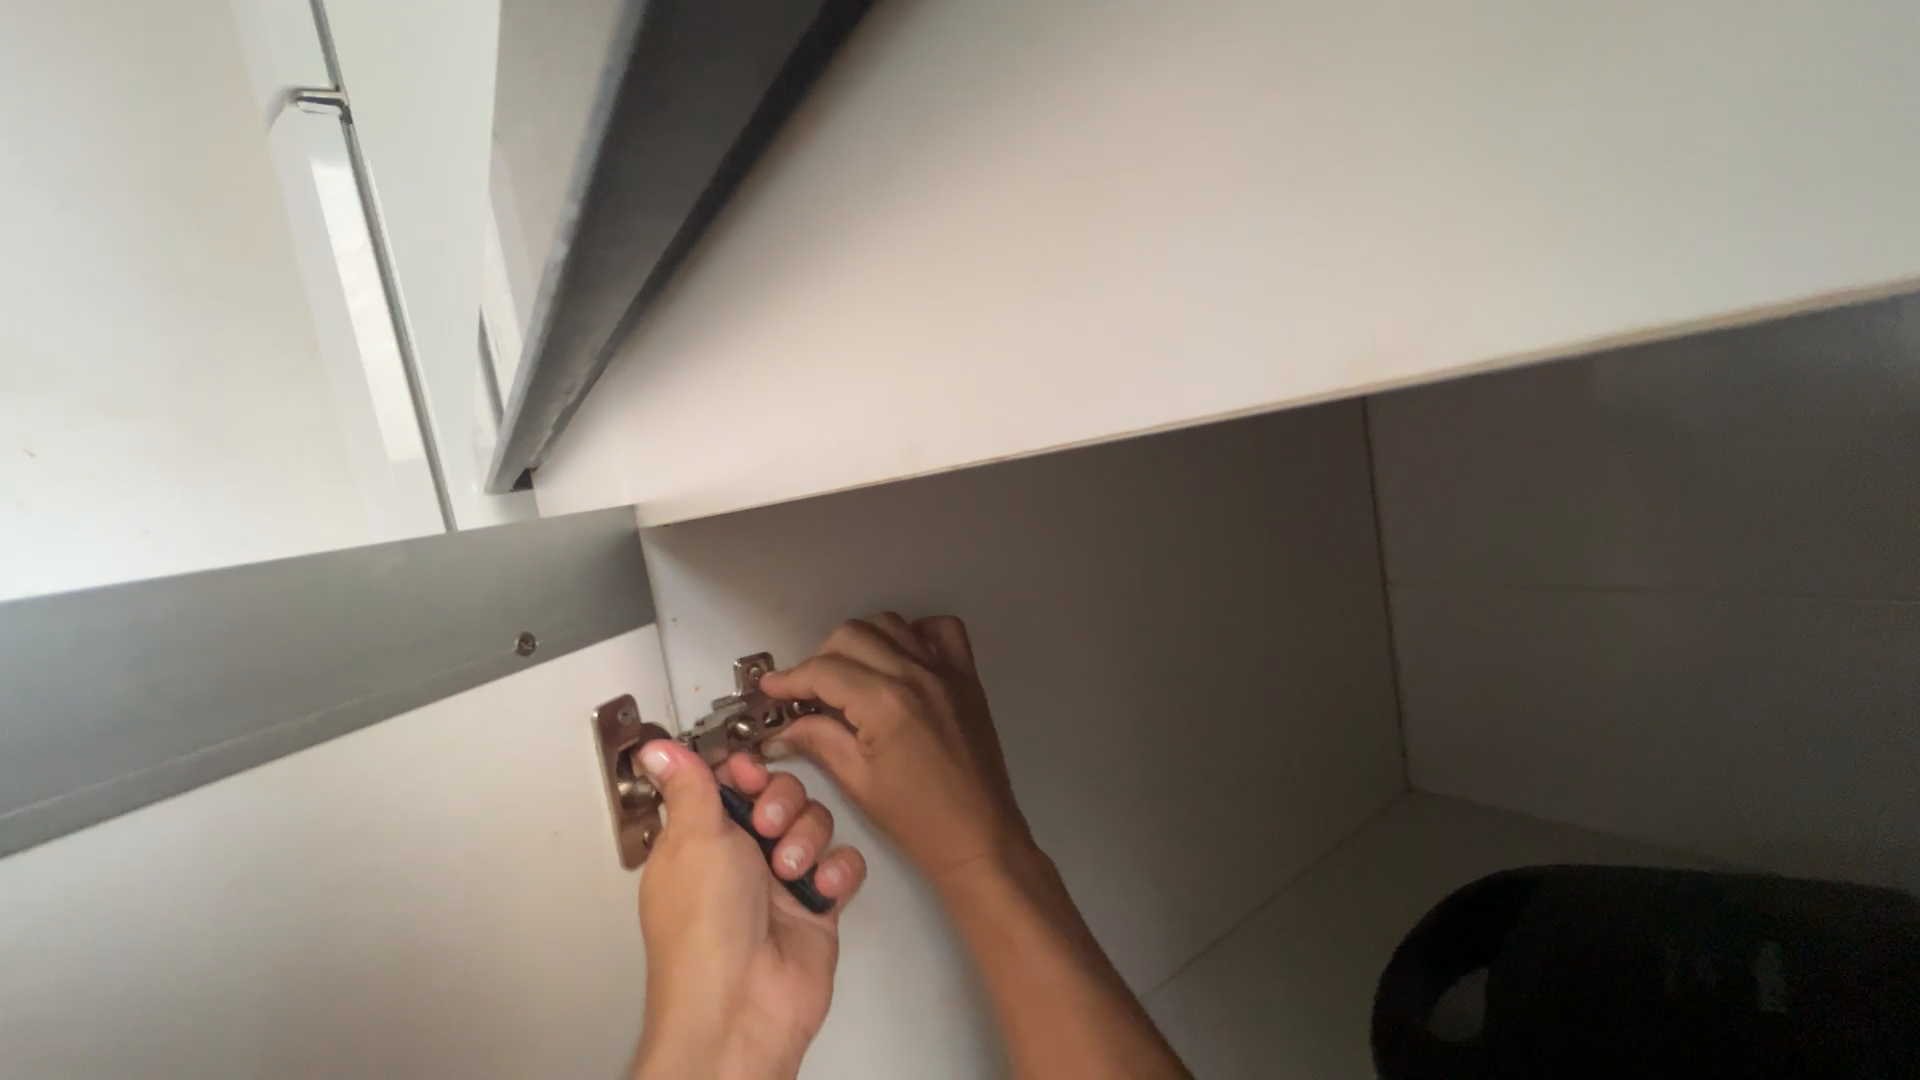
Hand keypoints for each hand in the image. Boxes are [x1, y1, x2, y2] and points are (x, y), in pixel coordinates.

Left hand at [631, 741, 867, 1079]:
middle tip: (768, 828)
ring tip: (792, 871)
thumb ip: (688, 784)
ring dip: (808, 840)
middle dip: (783, 804)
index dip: (748, 771)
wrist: (744, 1006)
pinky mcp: (818, 903)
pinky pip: (844, 863)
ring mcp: (782, 880)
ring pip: (816, 823)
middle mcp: (742, 856)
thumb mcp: (692, 839)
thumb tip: (656, 750)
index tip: (750, 774)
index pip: (733, 780)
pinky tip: (822, 889)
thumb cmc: (704, 931)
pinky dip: (838, 871)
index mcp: (703, 838)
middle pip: (782, 794)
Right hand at [758, 614, 1032, 888]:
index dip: (789, 677)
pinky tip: (899, 657)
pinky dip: (915, 632)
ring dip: (861, 640)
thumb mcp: (858, 781)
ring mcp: (945, 670)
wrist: (979, 835)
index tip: (770, 689)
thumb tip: (781, 728)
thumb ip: (818, 740)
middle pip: (852, 635)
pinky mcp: (967, 676)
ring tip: (847, 674)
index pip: (824, 670)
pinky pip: (942, 630)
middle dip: (820, 657)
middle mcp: (916, 673)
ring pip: (891, 624)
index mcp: (886, 702)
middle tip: (806, 690)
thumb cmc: (918, 819)